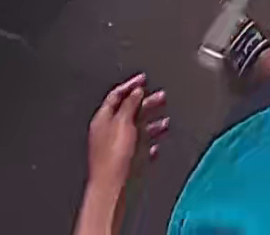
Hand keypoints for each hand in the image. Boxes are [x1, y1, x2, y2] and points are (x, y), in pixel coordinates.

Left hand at [86, 73, 168, 187]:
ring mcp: (117, 147)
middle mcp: (108, 130)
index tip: (144, 78)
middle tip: (161, 96)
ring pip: (137, 129)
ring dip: (152, 123)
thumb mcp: (123, 121)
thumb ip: (130, 103)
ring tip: (166, 120)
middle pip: (129, 110)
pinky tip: (156, 146)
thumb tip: (136, 90)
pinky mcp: (125, 163)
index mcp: (103, 118)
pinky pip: (140, 148)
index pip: (116, 94)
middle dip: (146, 103)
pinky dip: (149, 144)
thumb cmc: (112, 157)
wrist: (111, 191)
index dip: (131, 84)